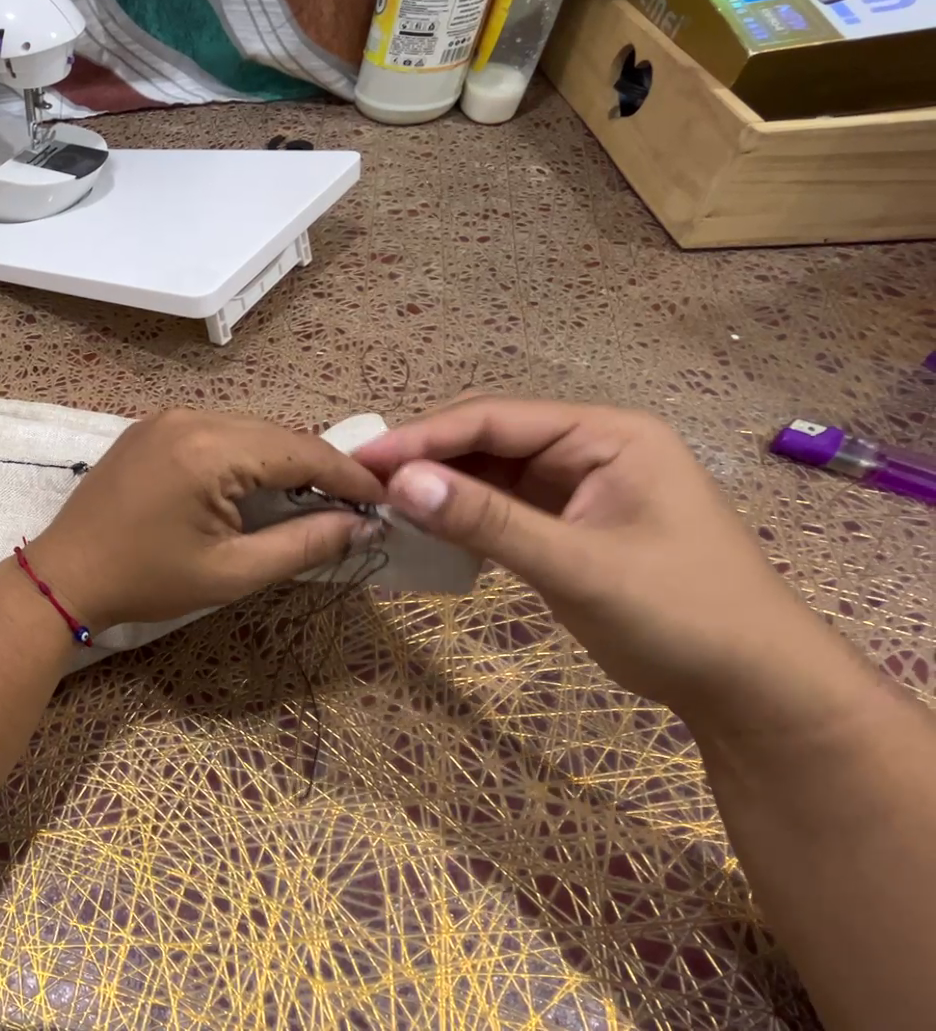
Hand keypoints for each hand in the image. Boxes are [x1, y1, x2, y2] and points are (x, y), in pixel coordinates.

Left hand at [25, 410, 383, 628]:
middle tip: (351, 506)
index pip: (301, 451)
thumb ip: (302, 545)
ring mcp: (164, 418)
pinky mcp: (149, 428)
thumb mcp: (231, 572)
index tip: (384, 500)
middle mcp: (188, 418)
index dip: (350, 475)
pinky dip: (243, 455)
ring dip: (280, 460)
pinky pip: (214, 432)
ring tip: (309, 500)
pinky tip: (254, 486)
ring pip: (246, 430)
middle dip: (316, 468)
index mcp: (209, 449)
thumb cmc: (146, 580)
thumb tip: (361, 525)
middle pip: (275, 435)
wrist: (65, 575)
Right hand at [352, 397, 847, 719]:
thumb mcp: (579, 566)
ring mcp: (571, 486)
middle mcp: (586, 448)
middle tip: (357, 482)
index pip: (494, 418)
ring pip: (482, 470)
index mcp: (607, 436)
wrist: (749, 688)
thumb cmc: (682, 615)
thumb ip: (488, 521)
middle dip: (421, 456)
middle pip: (482, 436)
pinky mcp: (557, 522)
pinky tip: (416, 526)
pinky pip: (490, 504)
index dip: (422, 436)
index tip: (359, 461)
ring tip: (375, 503)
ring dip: (432, 485)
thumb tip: (399, 482)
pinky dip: (451, 513)